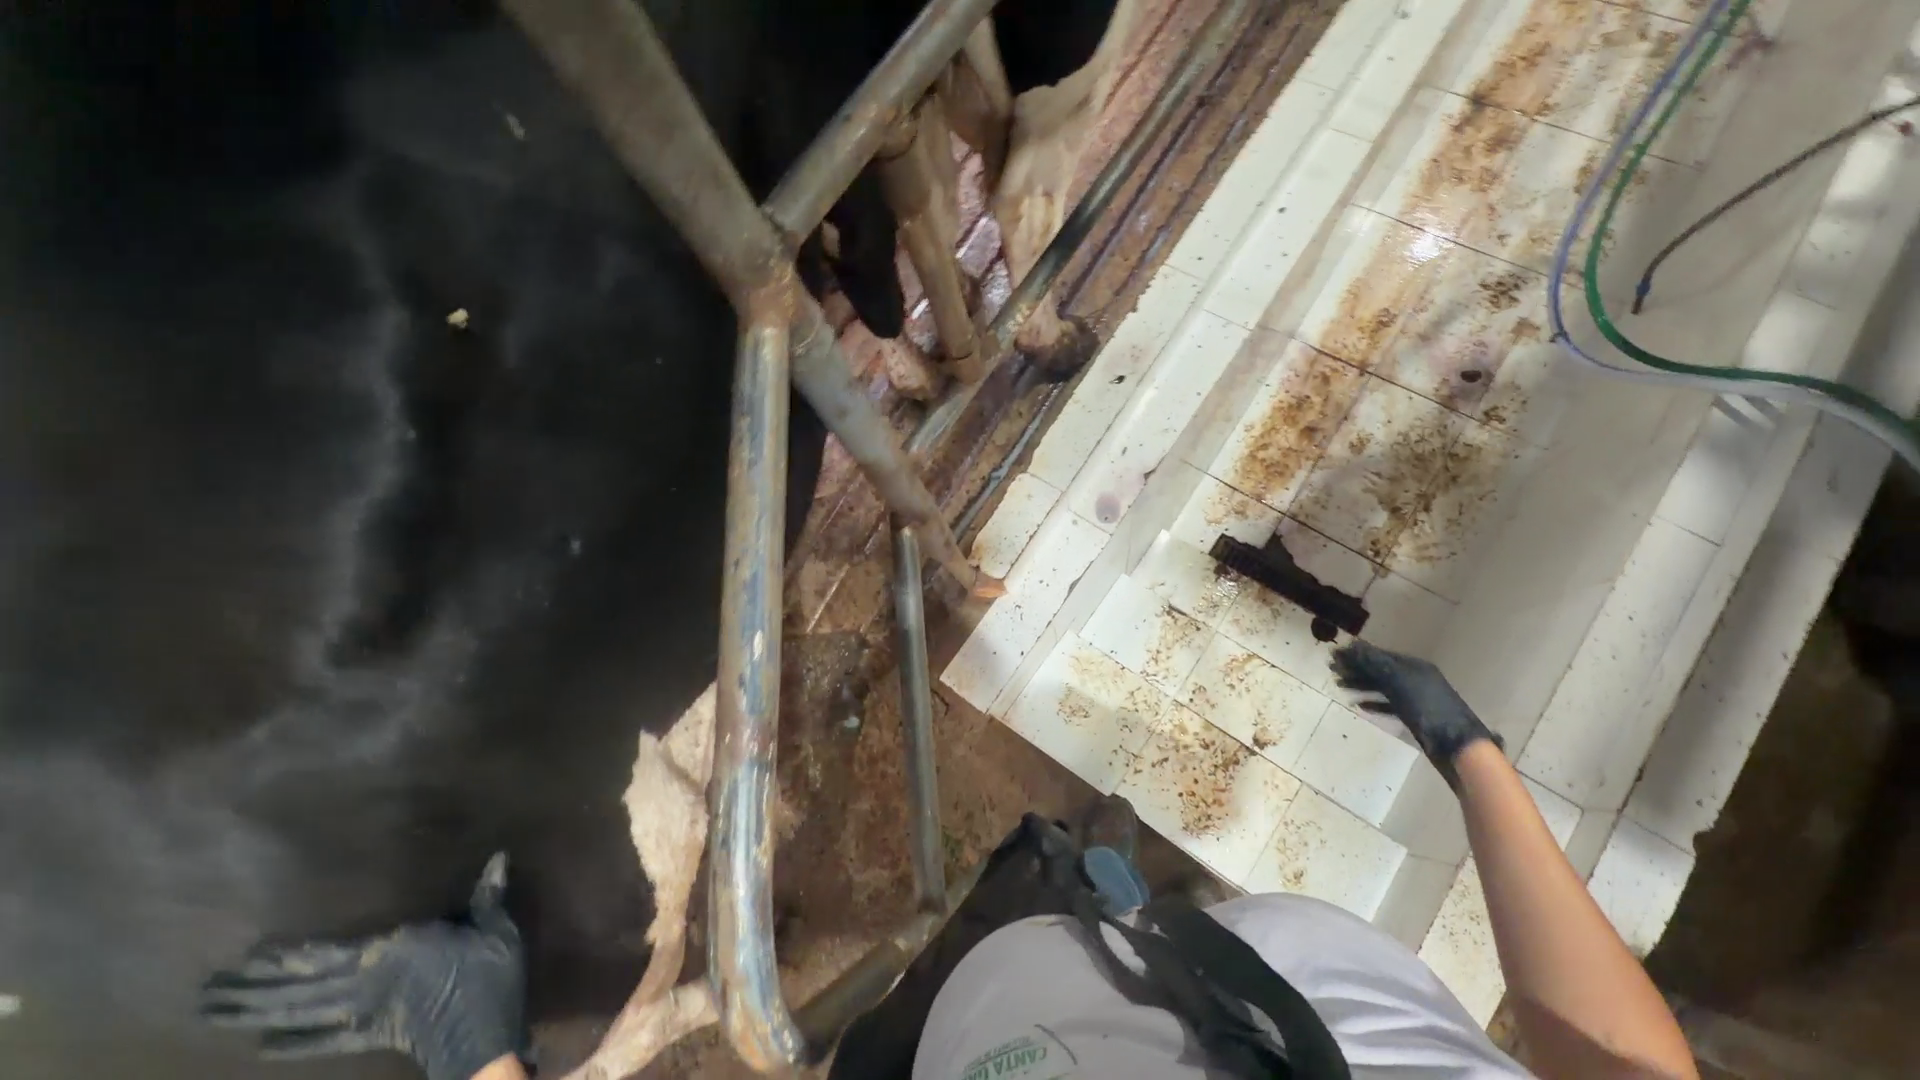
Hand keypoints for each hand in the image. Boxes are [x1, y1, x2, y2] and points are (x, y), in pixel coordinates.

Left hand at [202, 853, 527, 1079]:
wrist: (485, 1037)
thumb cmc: (491, 975)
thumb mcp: (496, 929)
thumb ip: (487, 898)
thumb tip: (498, 857)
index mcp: (393, 951)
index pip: (325, 955)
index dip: (283, 957)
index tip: (244, 957)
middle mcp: (367, 982)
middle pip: (299, 989)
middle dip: (250, 991)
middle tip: (205, 993)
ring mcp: (364, 1013)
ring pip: (300, 1014)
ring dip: (256, 1015)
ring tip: (216, 1013)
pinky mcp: (372, 1036)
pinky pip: (324, 1041)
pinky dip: (293, 1045)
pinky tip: (260, 1047)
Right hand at [1331, 641, 1501, 785]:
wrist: (1456, 745)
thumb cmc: (1428, 709)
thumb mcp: (1400, 683)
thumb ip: (1376, 665)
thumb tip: (1352, 646)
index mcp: (1414, 666)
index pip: (1380, 655)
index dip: (1356, 655)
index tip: (1334, 656)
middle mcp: (1415, 678)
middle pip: (1380, 670)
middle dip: (1356, 670)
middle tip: (1332, 672)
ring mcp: (1416, 698)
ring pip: (1383, 687)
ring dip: (1362, 685)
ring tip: (1340, 687)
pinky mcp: (1416, 716)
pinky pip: (1390, 705)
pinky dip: (1375, 703)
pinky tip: (1361, 706)